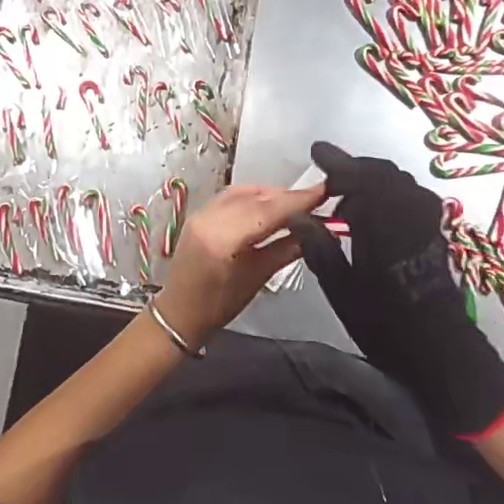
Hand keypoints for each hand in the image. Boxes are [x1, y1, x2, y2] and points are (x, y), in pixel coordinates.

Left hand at [155, 182, 328, 346]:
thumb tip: (316, 231)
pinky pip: (230, 196)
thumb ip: (286, 249)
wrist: (179, 313)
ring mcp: (200, 214)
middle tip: (318, 198)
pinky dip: (253, 196)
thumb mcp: (257, 277)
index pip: (266, 211)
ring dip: (271, 194)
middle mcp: (208, 219)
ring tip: (297, 202)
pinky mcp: (199, 214)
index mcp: (221, 240)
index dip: (297, 200)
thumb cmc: (218, 305)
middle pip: (255, 199)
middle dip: (287, 196)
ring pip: (243, 193)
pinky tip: (270, 203)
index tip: (324, 191)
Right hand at [287, 142, 503, 439]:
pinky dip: (388, 195)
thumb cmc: (384, 323)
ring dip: (372, 182)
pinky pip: (410, 199)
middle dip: (354, 171)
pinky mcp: (434, 235)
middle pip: (384, 175)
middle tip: (328, 181)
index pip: (362, 179)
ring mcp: (427, 224)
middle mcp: (410, 217)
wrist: (439, 351)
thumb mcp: (342, 288)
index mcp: (384, 227)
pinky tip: (372, 214)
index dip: (338, 163)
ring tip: (345, 200)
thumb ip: (320, 247)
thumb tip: (297, 217)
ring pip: (400, 185)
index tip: (317, 153)